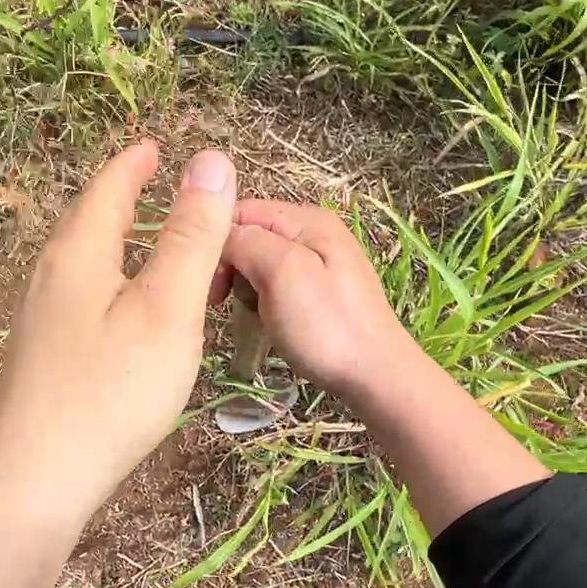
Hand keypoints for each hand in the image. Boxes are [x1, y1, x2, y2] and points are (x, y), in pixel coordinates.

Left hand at [0, 140, 235, 522]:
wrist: (38, 479)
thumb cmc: (112, 390)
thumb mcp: (166, 308)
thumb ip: (190, 237)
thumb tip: (212, 162)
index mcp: (79, 255)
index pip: (107, 190)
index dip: (134, 164)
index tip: (154, 146)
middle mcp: (51, 278)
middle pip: (89, 222)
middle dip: (123, 197)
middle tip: (154, 184)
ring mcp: (41, 321)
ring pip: (85, 263)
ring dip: (119, 242)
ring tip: (149, 241)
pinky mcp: (44, 358)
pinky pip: (83, 296)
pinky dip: (114, 282)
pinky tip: (127, 310)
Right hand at [218, 200, 427, 410]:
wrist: (376, 376)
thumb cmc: (327, 326)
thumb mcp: (282, 272)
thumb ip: (247, 241)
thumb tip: (221, 232)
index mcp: (308, 219)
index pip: (241, 211)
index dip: (217, 241)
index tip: (210, 282)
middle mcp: (316, 233)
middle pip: (251, 235)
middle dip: (233, 266)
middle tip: (229, 303)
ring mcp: (322, 263)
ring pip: (262, 263)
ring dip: (248, 288)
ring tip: (256, 316)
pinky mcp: (323, 293)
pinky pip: (279, 285)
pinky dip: (266, 301)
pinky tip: (272, 322)